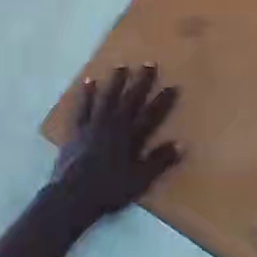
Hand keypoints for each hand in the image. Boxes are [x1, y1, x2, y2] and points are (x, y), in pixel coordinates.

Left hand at [53, 64, 181, 220]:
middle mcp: (113, 125)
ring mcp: (93, 125)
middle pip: (130, 99)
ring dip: (115, 82)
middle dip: (141, 81)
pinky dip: (86, 94)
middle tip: (148, 63)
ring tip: (120, 66)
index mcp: (130, 137)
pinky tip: (88, 81)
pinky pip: (83, 106)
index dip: (163, 101)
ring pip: (107, 98)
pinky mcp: (77, 129)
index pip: (151, 115)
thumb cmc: (110, 189)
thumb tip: (182, 143)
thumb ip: (160, 161)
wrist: (73, 194)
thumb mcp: (140, 179)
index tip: (173, 85)